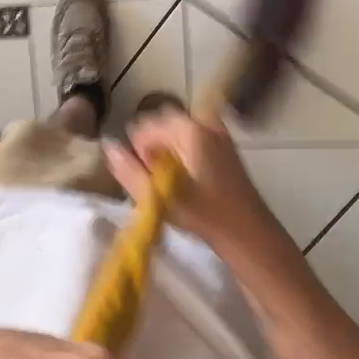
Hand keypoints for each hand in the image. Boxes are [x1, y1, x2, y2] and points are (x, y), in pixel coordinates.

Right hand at [102, 109, 290, 259]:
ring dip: (166, 153)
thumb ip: (128, 170)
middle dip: (152, 150)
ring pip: (176, 134)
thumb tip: (108, 146)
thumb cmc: (204, 216)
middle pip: (161, 127)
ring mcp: (219, 134)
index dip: (139, 153)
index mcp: (189, 129)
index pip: (145, 128)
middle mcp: (205, 124)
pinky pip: (192, 141)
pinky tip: (187, 181)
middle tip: (157, 180)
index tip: (148, 178)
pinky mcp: (226, 147)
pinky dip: (182, 155)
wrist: (250, 235)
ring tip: (171, 182)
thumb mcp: (159, 196)